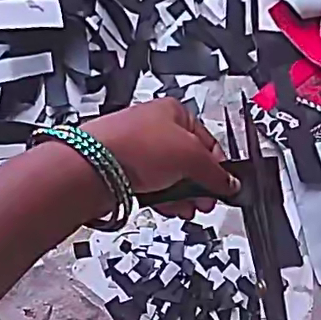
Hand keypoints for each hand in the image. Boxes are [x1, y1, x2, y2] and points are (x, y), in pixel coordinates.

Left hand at [85, 100, 238, 214]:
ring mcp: (136, 151)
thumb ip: (215, 172)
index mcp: (173, 111)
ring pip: (168, 176)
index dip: (218, 165)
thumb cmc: (132, 146)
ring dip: (181, 195)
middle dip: (199, 184)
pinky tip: (167, 207)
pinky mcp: (122, 173)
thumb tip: (229, 183)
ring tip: (187, 208)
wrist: (91, 167)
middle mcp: (152, 127)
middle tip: (205, 200)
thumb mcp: (191, 156)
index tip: (224, 185)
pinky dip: (161, 198)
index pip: (207, 139)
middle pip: (187, 160)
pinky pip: (150, 187)